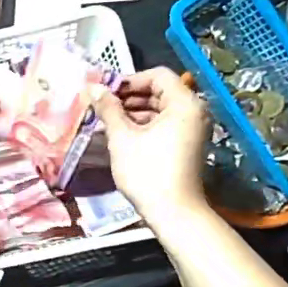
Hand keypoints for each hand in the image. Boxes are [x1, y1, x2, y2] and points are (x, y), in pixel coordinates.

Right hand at [91, 67, 211, 223]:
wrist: (173, 211)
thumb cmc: (147, 172)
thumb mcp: (122, 138)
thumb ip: (108, 109)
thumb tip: (93, 88)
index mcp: (184, 103)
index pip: (157, 75)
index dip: (129, 80)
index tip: (105, 92)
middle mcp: (193, 111)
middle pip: (160, 91)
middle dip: (129, 97)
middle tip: (102, 106)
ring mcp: (192, 129)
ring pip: (160, 109)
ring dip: (134, 112)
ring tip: (107, 121)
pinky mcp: (187, 144)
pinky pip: (164, 125)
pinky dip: (144, 125)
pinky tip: (122, 135)